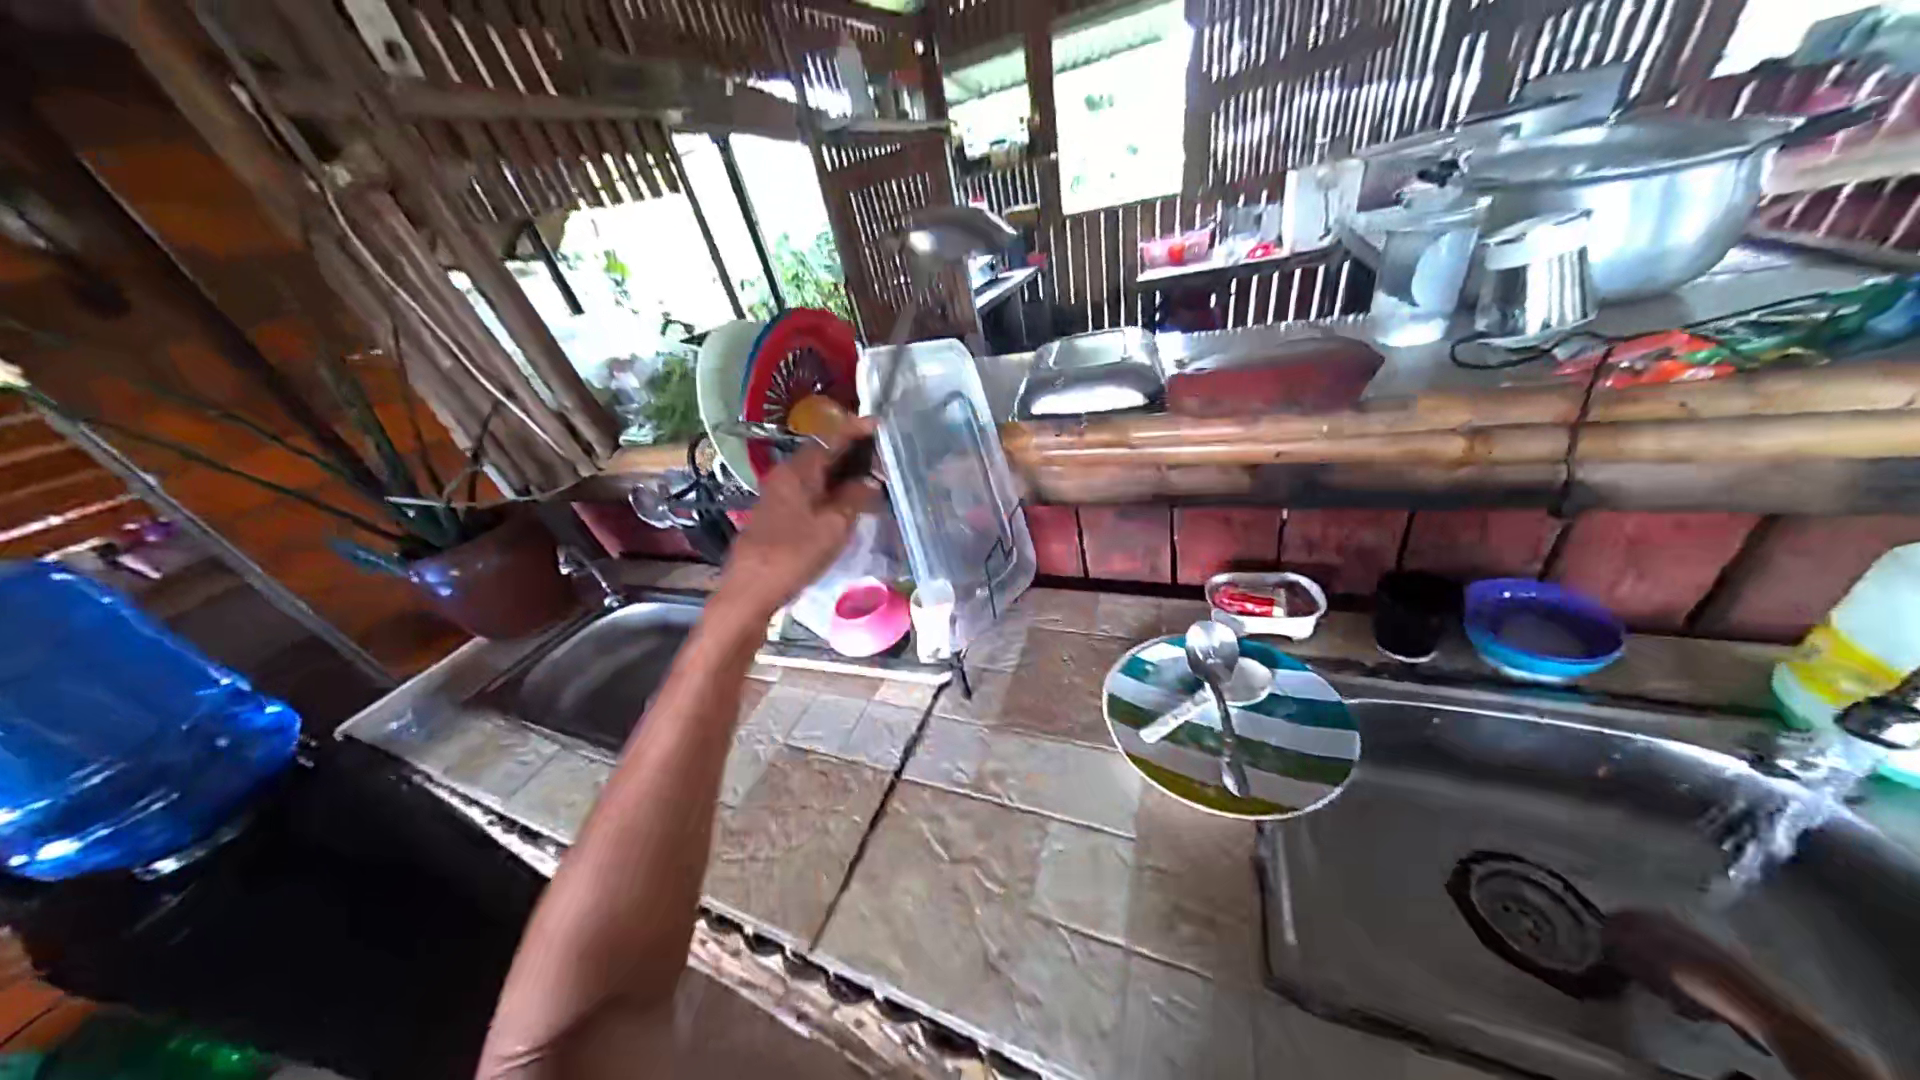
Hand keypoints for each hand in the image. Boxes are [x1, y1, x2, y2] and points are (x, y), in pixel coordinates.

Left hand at [713, 422, 881, 622]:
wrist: (751, 590)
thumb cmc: (794, 554)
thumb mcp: (834, 526)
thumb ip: (855, 498)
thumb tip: (870, 481)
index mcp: (797, 471)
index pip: (830, 439)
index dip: (856, 430)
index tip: (880, 424)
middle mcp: (785, 476)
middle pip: (822, 455)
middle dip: (852, 451)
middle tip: (883, 453)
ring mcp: (779, 496)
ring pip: (817, 476)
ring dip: (843, 473)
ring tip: (873, 476)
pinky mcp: (778, 516)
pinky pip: (811, 493)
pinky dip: (832, 491)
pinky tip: (849, 502)